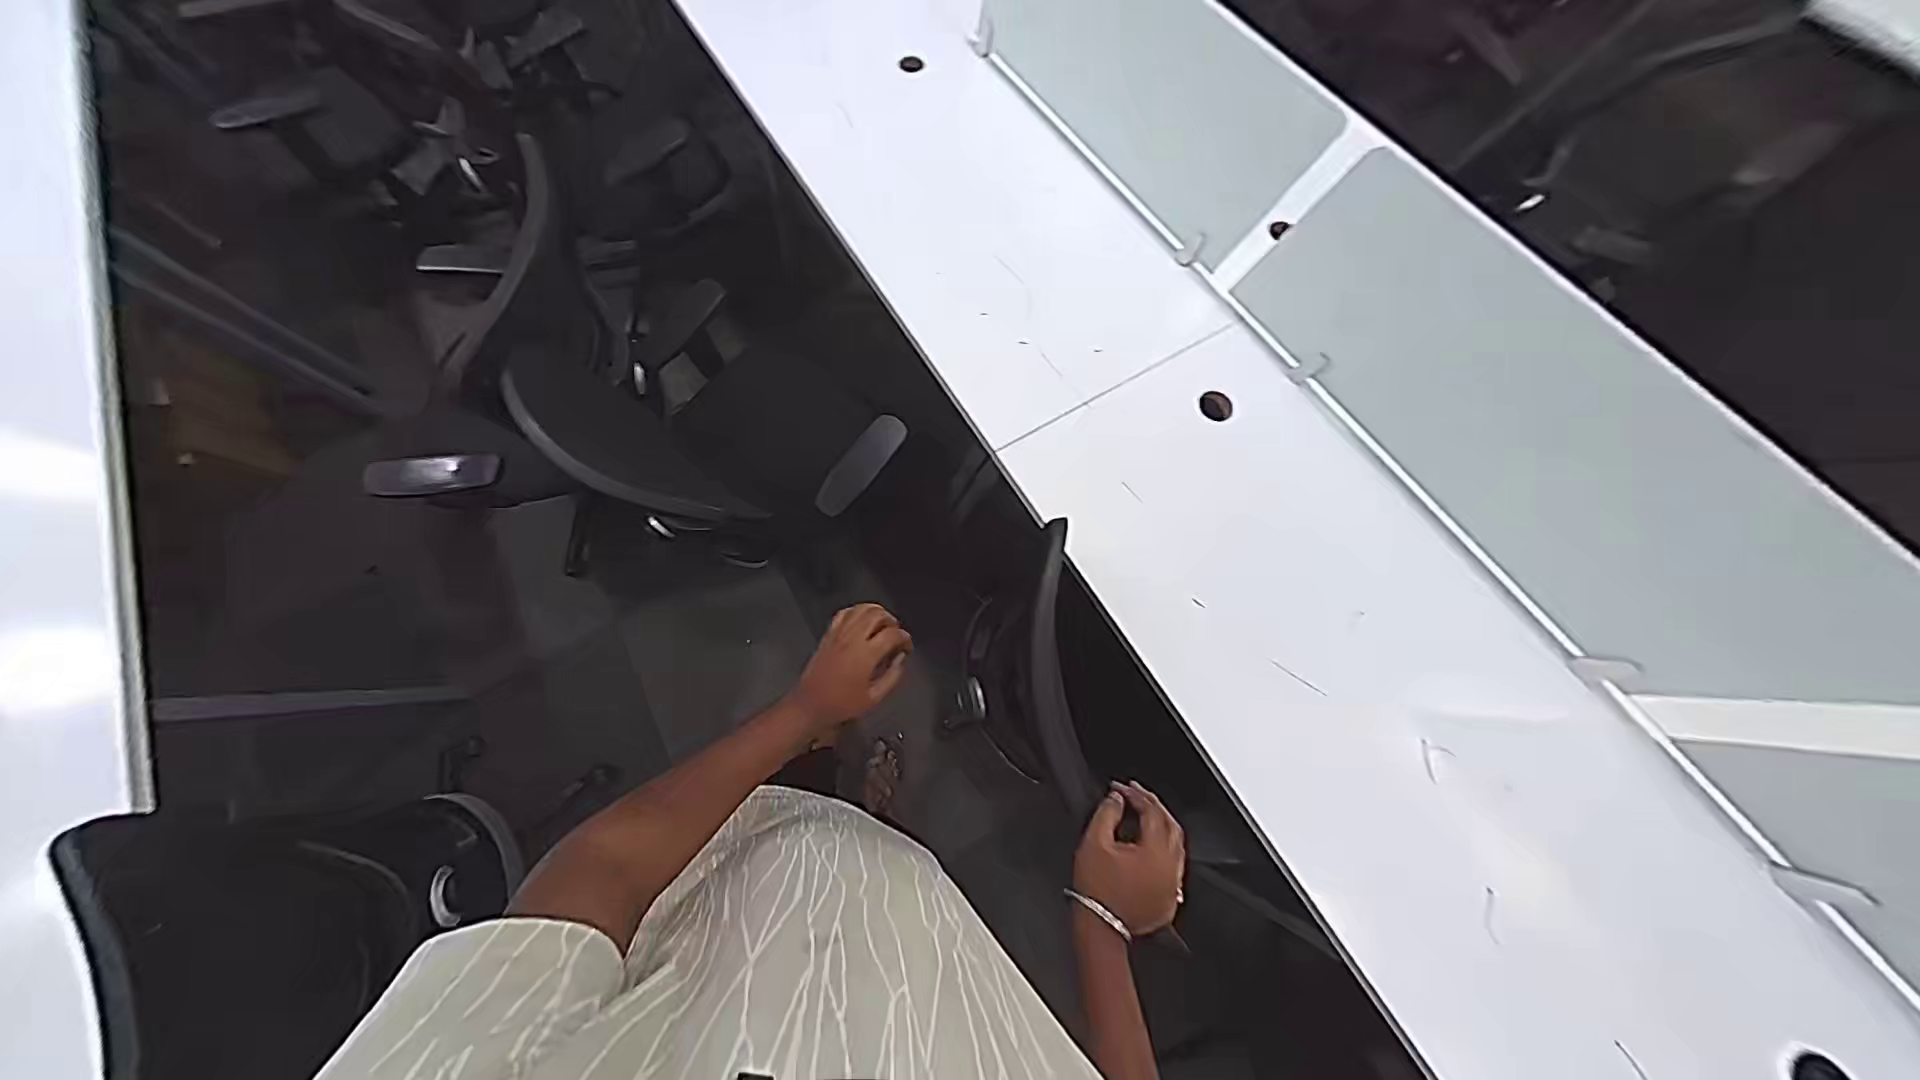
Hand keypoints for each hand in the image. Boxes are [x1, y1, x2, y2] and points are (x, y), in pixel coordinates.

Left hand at [786, 603, 911, 742]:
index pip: (892, 634)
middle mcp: (852, 638)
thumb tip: (901, 658)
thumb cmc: (842, 705)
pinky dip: (856, 612)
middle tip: (895, 634)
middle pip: (877, 614)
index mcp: (866, 654)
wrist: (809, 706)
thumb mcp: (874, 698)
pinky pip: (843, 613)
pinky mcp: (827, 635)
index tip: (907, 647)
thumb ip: (893, 676)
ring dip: (875, 612)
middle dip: (891, 621)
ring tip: (882, 625)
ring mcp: (838, 634)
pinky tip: (861, 621)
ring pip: (860, 609)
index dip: (905, 638)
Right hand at [1073, 781, 1185, 935]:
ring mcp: (1173, 885)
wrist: (1100, 927)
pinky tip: (1150, 842)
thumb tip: (1117, 798)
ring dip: (1161, 824)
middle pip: (1170, 824)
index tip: (1121, 788)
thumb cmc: (1096, 888)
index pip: (1152, 812)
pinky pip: (1175, 865)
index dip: (1136, 795)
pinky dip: (1164, 847)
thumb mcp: (1094, 841)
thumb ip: (1107, 812)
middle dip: (1152, 805)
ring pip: (1177, 844)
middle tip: (1135, 793)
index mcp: (1155, 852)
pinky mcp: (1170, 898)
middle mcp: (1171, 868)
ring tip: (1144, 812)